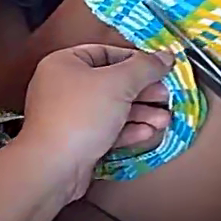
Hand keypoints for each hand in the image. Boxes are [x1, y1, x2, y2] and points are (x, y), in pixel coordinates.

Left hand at [16, 44, 173, 201]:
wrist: (54, 167)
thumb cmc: (81, 115)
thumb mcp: (118, 83)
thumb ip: (145, 68)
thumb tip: (166, 56)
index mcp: (65, 63)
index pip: (106, 53)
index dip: (136, 61)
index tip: (160, 69)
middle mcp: (64, 87)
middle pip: (112, 83)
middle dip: (143, 92)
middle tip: (166, 97)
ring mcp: (70, 116)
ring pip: (112, 109)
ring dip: (140, 113)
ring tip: (164, 120)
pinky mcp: (77, 141)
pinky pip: (106, 130)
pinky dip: (127, 130)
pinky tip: (148, 133)